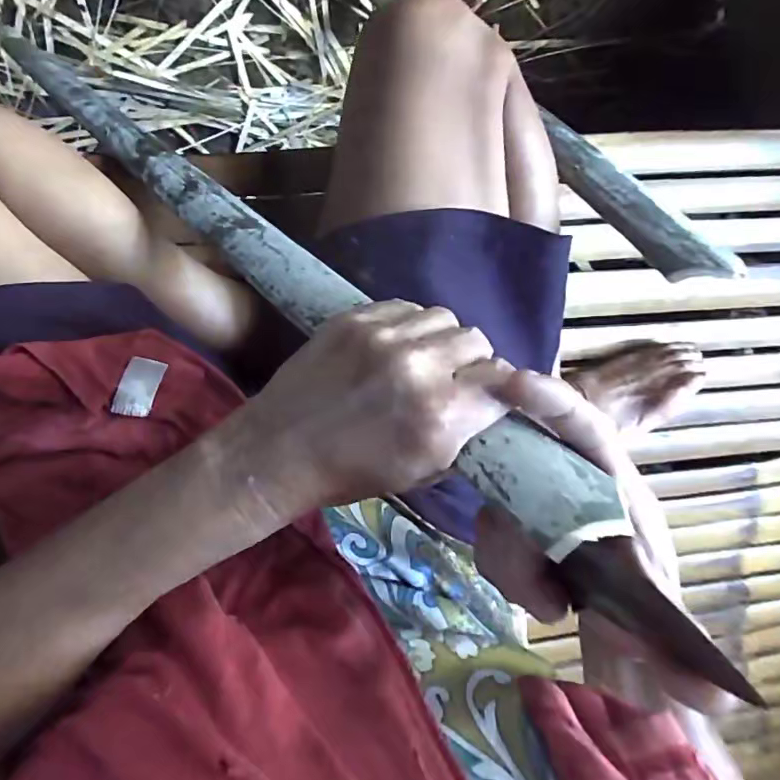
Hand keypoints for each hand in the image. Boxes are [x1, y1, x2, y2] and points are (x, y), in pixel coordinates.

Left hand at [232, 300, 510, 518]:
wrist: (278, 450)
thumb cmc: (353, 473)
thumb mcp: (423, 471)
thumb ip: (465, 433)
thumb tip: (492, 403)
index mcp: (440, 417)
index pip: (501, 382)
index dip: (499, 389)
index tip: (487, 396)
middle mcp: (420, 368)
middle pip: (477, 341)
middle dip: (473, 361)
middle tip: (453, 377)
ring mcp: (385, 336)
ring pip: (445, 317)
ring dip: (442, 338)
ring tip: (423, 356)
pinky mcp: (356, 317)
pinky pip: (407, 306)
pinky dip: (410, 325)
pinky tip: (394, 345)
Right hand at [473, 372, 739, 714]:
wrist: (621, 635)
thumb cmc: (651, 609)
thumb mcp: (668, 626)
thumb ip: (684, 658)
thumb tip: (718, 694)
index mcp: (613, 481)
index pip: (583, 425)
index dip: (550, 400)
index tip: (514, 384)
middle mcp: (569, 479)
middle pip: (523, 470)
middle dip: (520, 534)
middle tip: (545, 593)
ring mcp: (534, 501)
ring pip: (498, 510)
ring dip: (515, 566)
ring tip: (553, 607)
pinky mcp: (510, 529)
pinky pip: (488, 538)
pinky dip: (506, 573)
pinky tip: (540, 601)